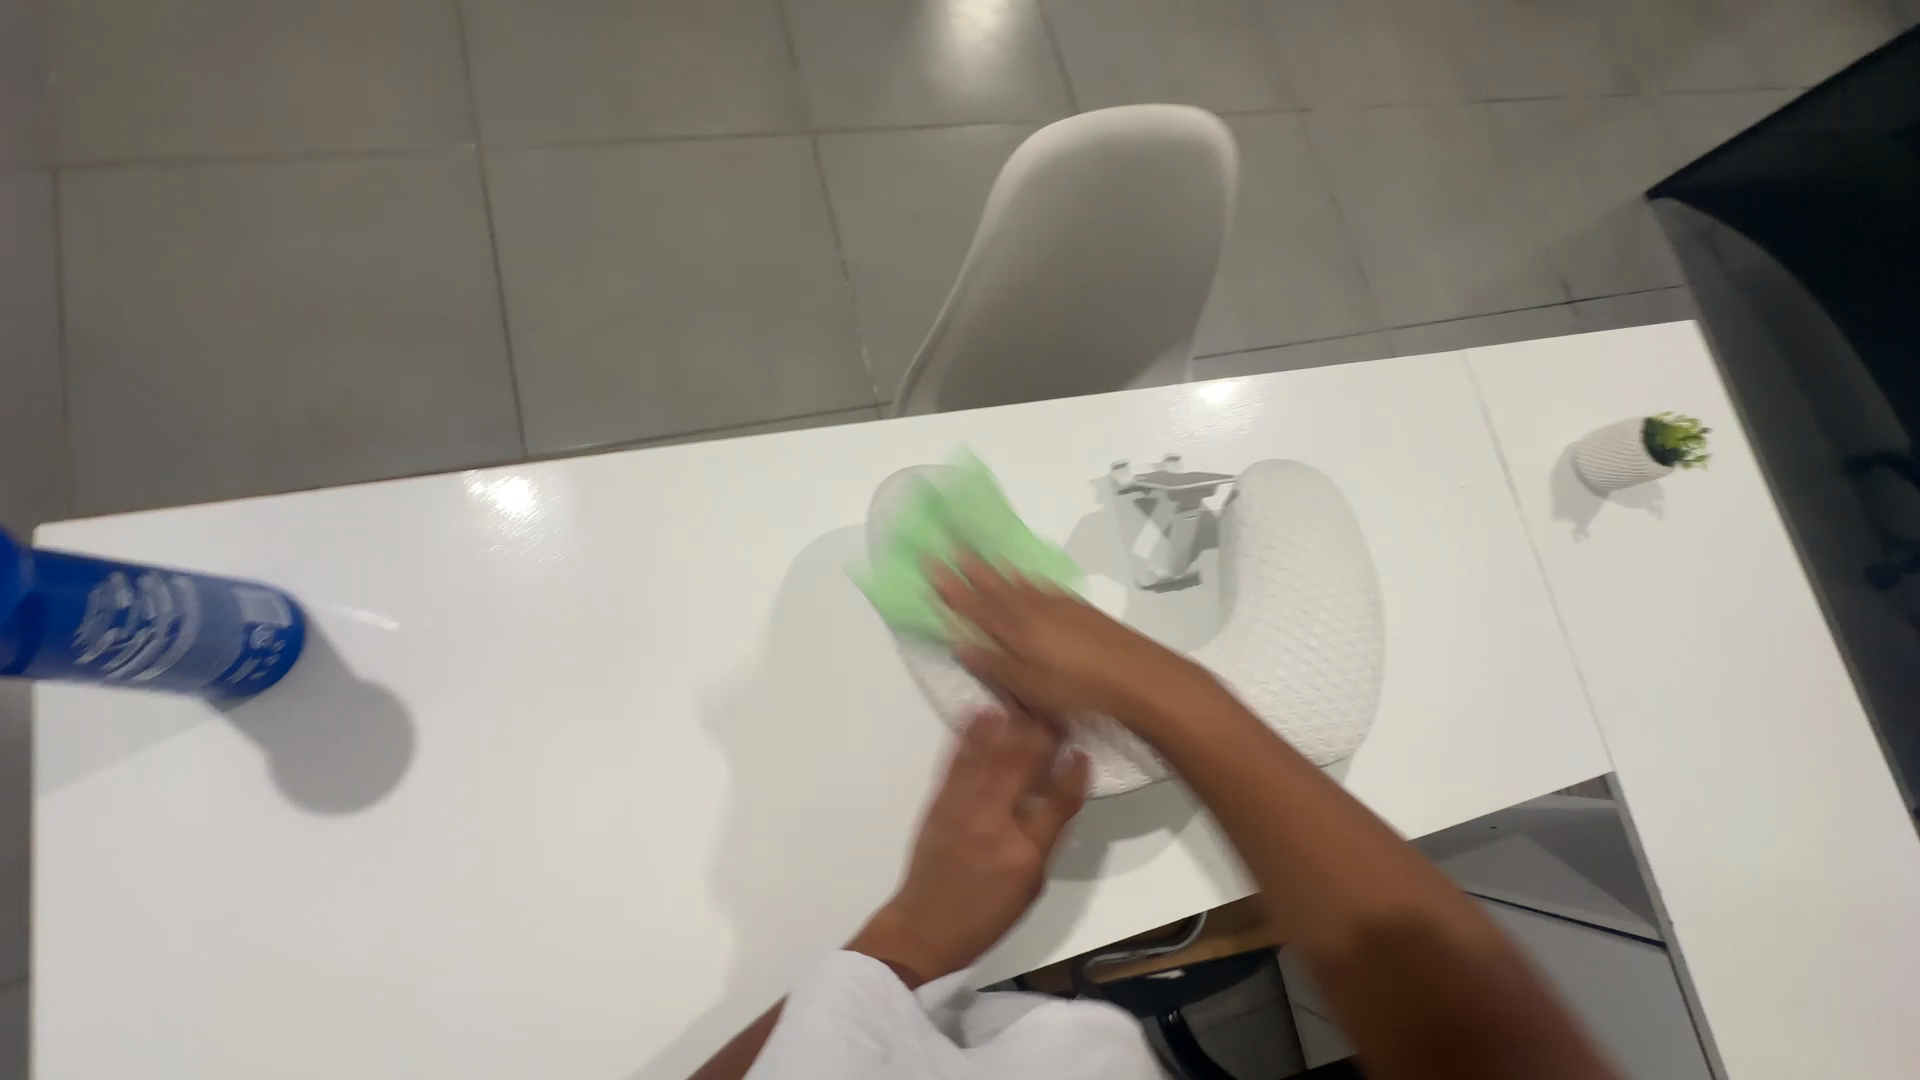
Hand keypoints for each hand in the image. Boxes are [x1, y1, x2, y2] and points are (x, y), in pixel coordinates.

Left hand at [849, 705, 1089, 983]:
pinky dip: (969, 733)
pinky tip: (981, 711)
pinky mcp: (939, 802)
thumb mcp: (1029, 888)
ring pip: (991, 756)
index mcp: (1025, 852)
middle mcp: (995, 824)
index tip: (1083, 751)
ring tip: (1023, 698)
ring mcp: (963, 809)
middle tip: (1055, 708)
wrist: (924, 926)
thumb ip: (1044, 841)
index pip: (1058, 802)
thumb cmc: (985, 915)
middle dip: (1042, 733)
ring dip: (1009, 724)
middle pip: (1024, 767)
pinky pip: (956, 761)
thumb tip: (1056, 798)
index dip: (1074, 774)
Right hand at [933, 557, 1215, 727]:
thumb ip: (994, 662)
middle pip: (994, 585)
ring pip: (1017, 582)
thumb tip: (959, 640)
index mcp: (1015, 628)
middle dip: (969, 568)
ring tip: (978, 557)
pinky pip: (1038, 586)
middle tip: (949, 547)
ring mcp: (1056, 604)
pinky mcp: (1077, 608)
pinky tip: (1025, 581)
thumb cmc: (1077, 687)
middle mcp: (1032, 608)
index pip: (975, 605)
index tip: (930, 566)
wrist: (1136, 674)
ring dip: (994, 570)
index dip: (951, 588)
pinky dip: (1023, 579)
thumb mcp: (1029, 684)